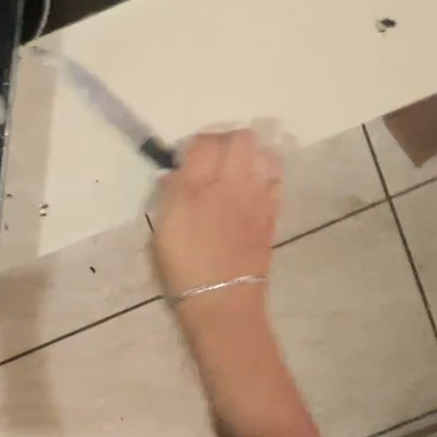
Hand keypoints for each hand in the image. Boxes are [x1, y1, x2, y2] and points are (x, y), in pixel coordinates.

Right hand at [152, 129, 280, 322]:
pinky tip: (253, 184)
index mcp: (196, 187)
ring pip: (265, 152)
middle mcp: (231, 184)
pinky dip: (265, 172)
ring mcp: (258, 196)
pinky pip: (275, 177)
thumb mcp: (161, 230)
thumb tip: (174, 175)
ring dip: (250, 152)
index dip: (195, 143)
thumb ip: (169, 195)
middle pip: (240, 139)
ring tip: (236, 166)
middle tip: (212, 155)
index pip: (203, 142)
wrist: (221, 297)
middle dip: (226, 140)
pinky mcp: (273, 211)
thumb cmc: (182, 266)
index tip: (187, 154)